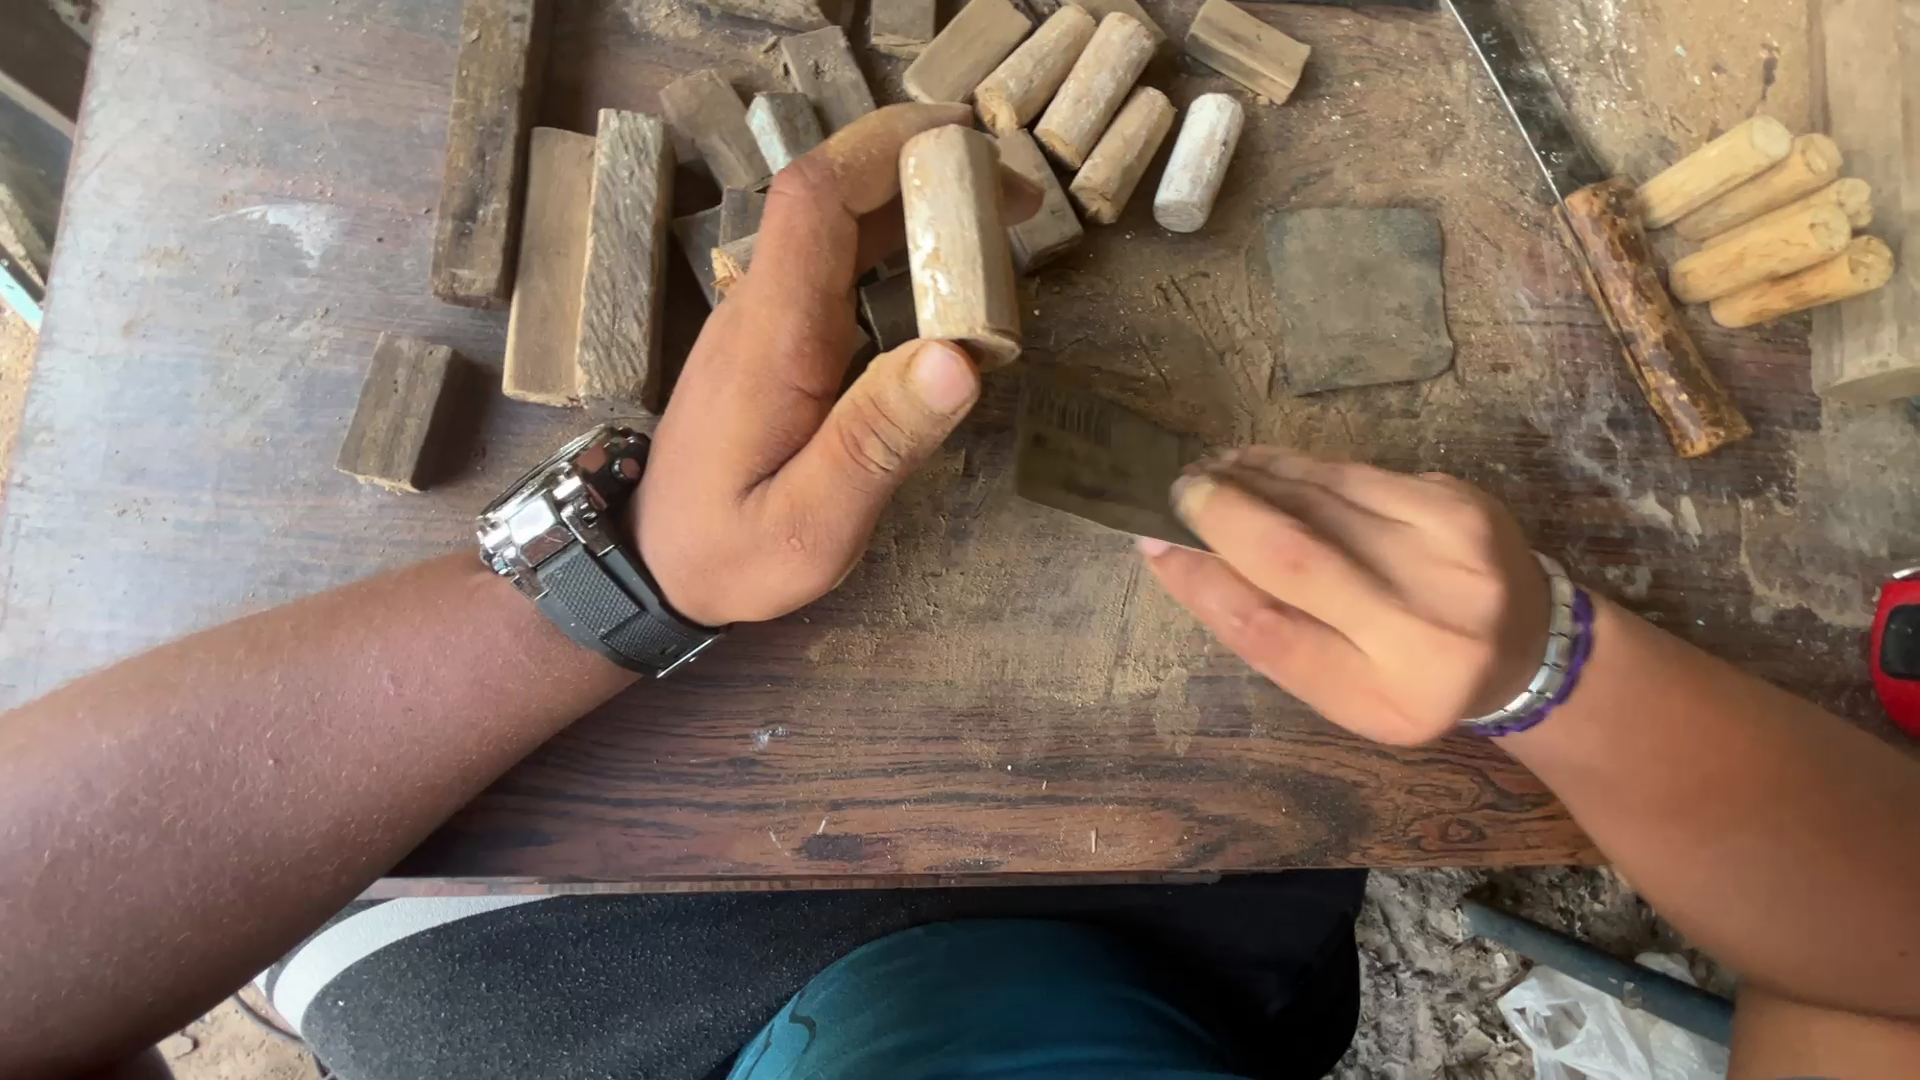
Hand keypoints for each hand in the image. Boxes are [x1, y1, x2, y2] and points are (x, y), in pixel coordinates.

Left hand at [638, 105, 1042, 626]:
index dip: (890, 153)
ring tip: (996, 234)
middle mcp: (762, 311)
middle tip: (1011, 200)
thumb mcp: (812, 522)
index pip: (816, 201)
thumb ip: (877, 443)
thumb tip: (959, 356)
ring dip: (915, 213)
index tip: (970, 153)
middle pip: (832, 201)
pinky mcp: (775, 347)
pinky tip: (943, 287)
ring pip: (837, 235)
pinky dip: (896, 257)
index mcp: (772, 340)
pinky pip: (836, 275)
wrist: (655, 564)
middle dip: (922, 175)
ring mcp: (765, 324)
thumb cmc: (730, 554)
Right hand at [1138, 447, 1550, 744]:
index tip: (1153, 546)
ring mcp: (1451, 555)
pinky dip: (1288, 464)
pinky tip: (1254, 462)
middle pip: (1294, 556)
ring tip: (1205, 473)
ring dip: (1247, 480)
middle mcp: (1426, 627)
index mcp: (1384, 693)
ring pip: (1317, 500)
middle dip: (1220, 515)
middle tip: (1176, 493)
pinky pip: (1348, 472)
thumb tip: (1181, 553)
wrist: (1529, 648)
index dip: (1198, 582)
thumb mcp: (1334, 682)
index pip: (1268, 630)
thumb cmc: (1406, 676)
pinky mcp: (1456, 501)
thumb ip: (1265, 627)